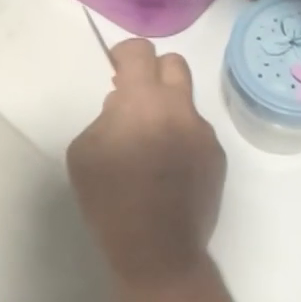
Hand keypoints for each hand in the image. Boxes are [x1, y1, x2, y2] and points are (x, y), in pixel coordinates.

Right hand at [67, 38, 226, 287]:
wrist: (157, 249)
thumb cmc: (110, 201)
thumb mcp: (83, 153)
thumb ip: (104, 120)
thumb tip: (123, 111)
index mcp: (143, 102)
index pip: (140, 52)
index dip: (124, 55)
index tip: (115, 71)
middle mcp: (180, 109)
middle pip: (174, 64)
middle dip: (153, 73)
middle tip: (135, 100)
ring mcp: (204, 134)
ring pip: (186, 104)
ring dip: (167, 112)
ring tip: (149, 148)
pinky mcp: (217, 158)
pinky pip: (196, 134)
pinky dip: (181, 141)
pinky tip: (168, 172)